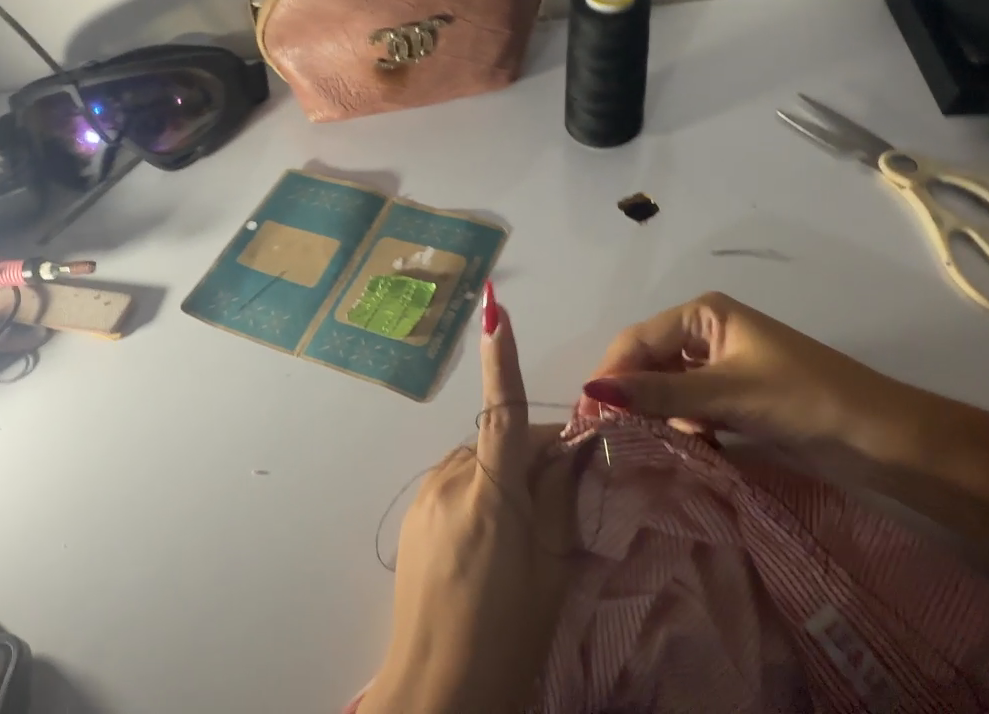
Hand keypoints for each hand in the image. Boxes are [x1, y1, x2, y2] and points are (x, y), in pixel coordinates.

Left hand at [359, 284, 580, 713]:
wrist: (436, 692)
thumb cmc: (508, 634)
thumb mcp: (551, 567)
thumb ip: (560, 496)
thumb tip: (574, 448)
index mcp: (490, 493)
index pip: (501, 412)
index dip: (502, 360)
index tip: (494, 312)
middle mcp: (449, 481)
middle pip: (500, 439)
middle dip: (536, 451)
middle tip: (569, 491)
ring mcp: (425, 498)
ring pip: (478, 460)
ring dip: (507, 472)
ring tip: (528, 528)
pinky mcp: (413, 516)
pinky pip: (456, 482)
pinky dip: (482, 490)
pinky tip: (492, 539)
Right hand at [578, 291, 918, 453]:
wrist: (877, 436)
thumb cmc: (802, 397)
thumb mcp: (727, 393)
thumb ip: (660, 393)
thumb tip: (593, 389)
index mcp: (704, 314)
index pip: (638, 339)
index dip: (610, 373)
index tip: (587, 415)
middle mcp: (706, 334)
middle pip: (648, 362)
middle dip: (627, 396)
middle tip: (602, 438)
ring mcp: (719, 368)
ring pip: (665, 388)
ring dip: (652, 415)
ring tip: (634, 447)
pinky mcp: (732, 399)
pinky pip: (687, 409)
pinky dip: (678, 427)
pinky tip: (676, 448)